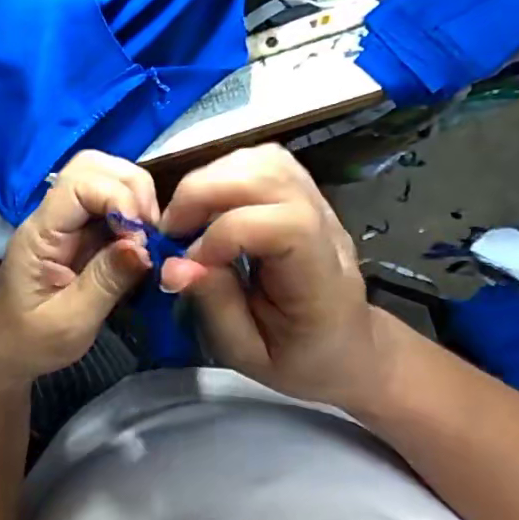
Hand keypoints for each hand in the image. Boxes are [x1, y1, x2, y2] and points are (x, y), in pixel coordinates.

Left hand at [0, 151, 157, 388]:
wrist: (4, 354)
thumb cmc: (31, 341)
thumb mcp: (71, 321)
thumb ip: (106, 282)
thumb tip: (144, 247)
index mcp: (40, 234)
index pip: (79, 184)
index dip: (118, 197)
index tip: (140, 236)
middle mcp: (51, 218)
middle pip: (92, 166)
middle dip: (132, 187)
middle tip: (151, 230)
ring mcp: (65, 224)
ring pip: (103, 179)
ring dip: (135, 199)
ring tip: (149, 237)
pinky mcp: (79, 236)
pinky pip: (109, 207)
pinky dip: (132, 215)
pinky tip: (142, 244)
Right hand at [158, 144, 390, 410]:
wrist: (348, 348)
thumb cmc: (299, 359)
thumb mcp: (248, 355)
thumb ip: (214, 306)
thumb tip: (173, 264)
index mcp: (321, 279)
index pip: (286, 225)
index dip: (226, 233)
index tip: (191, 263)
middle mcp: (326, 229)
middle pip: (270, 176)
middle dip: (203, 194)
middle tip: (171, 231)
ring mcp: (318, 204)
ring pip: (263, 160)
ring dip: (210, 180)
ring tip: (187, 218)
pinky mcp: (302, 194)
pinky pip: (262, 162)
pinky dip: (223, 174)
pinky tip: (207, 207)